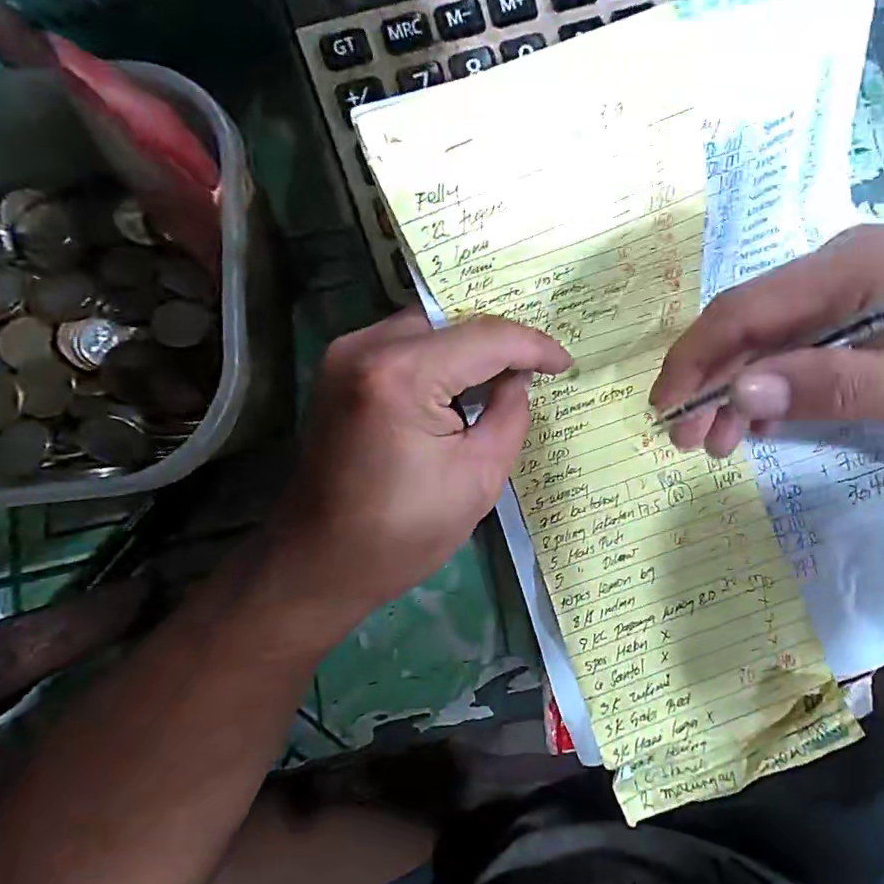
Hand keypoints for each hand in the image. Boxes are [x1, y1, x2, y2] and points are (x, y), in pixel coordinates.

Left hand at [261, 309, 570, 639]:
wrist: (318, 562)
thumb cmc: (403, 533)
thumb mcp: (479, 477)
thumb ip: (509, 413)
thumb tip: (519, 378)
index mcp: (401, 376)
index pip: (485, 337)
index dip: (533, 346)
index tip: (565, 363)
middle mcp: (366, 347)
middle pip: (453, 321)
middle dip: (500, 341)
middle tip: (536, 368)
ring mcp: (345, 354)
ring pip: (429, 325)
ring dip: (469, 346)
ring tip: (507, 374)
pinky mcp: (339, 369)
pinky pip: (404, 342)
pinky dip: (440, 355)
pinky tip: (462, 382)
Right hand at [651, 224, 883, 460]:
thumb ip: (838, 385)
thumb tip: (742, 388)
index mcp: (858, 268)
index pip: (748, 308)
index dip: (696, 358)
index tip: (664, 409)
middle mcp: (847, 270)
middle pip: (751, 323)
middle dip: (710, 380)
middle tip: (688, 441)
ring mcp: (857, 296)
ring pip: (771, 341)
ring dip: (736, 388)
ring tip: (717, 443)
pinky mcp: (869, 324)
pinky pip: (801, 352)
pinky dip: (772, 388)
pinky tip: (758, 422)